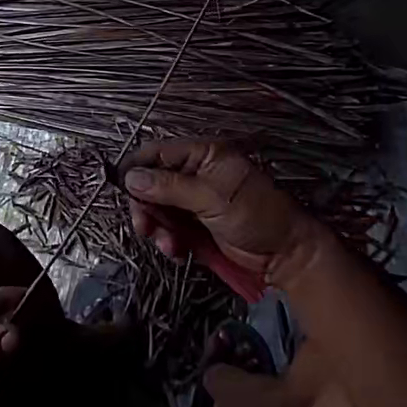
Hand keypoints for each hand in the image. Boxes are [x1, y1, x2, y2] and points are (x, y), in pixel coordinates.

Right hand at [121, 139, 321, 284]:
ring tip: (169, 244)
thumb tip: (132, 177)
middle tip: (145, 225)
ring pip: (158, 208)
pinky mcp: (196, 223)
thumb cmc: (257, 214)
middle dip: (146, 206)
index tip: (121, 188)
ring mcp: (195, 199)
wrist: (285, 253)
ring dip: (157, 227)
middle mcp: (195, 172)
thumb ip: (169, 187)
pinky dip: (168, 239)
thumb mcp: (211, 197)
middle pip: (151, 182)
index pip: (157, 152)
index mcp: (203, 154)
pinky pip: (169, 227)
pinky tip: (177, 250)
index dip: (136, 168)